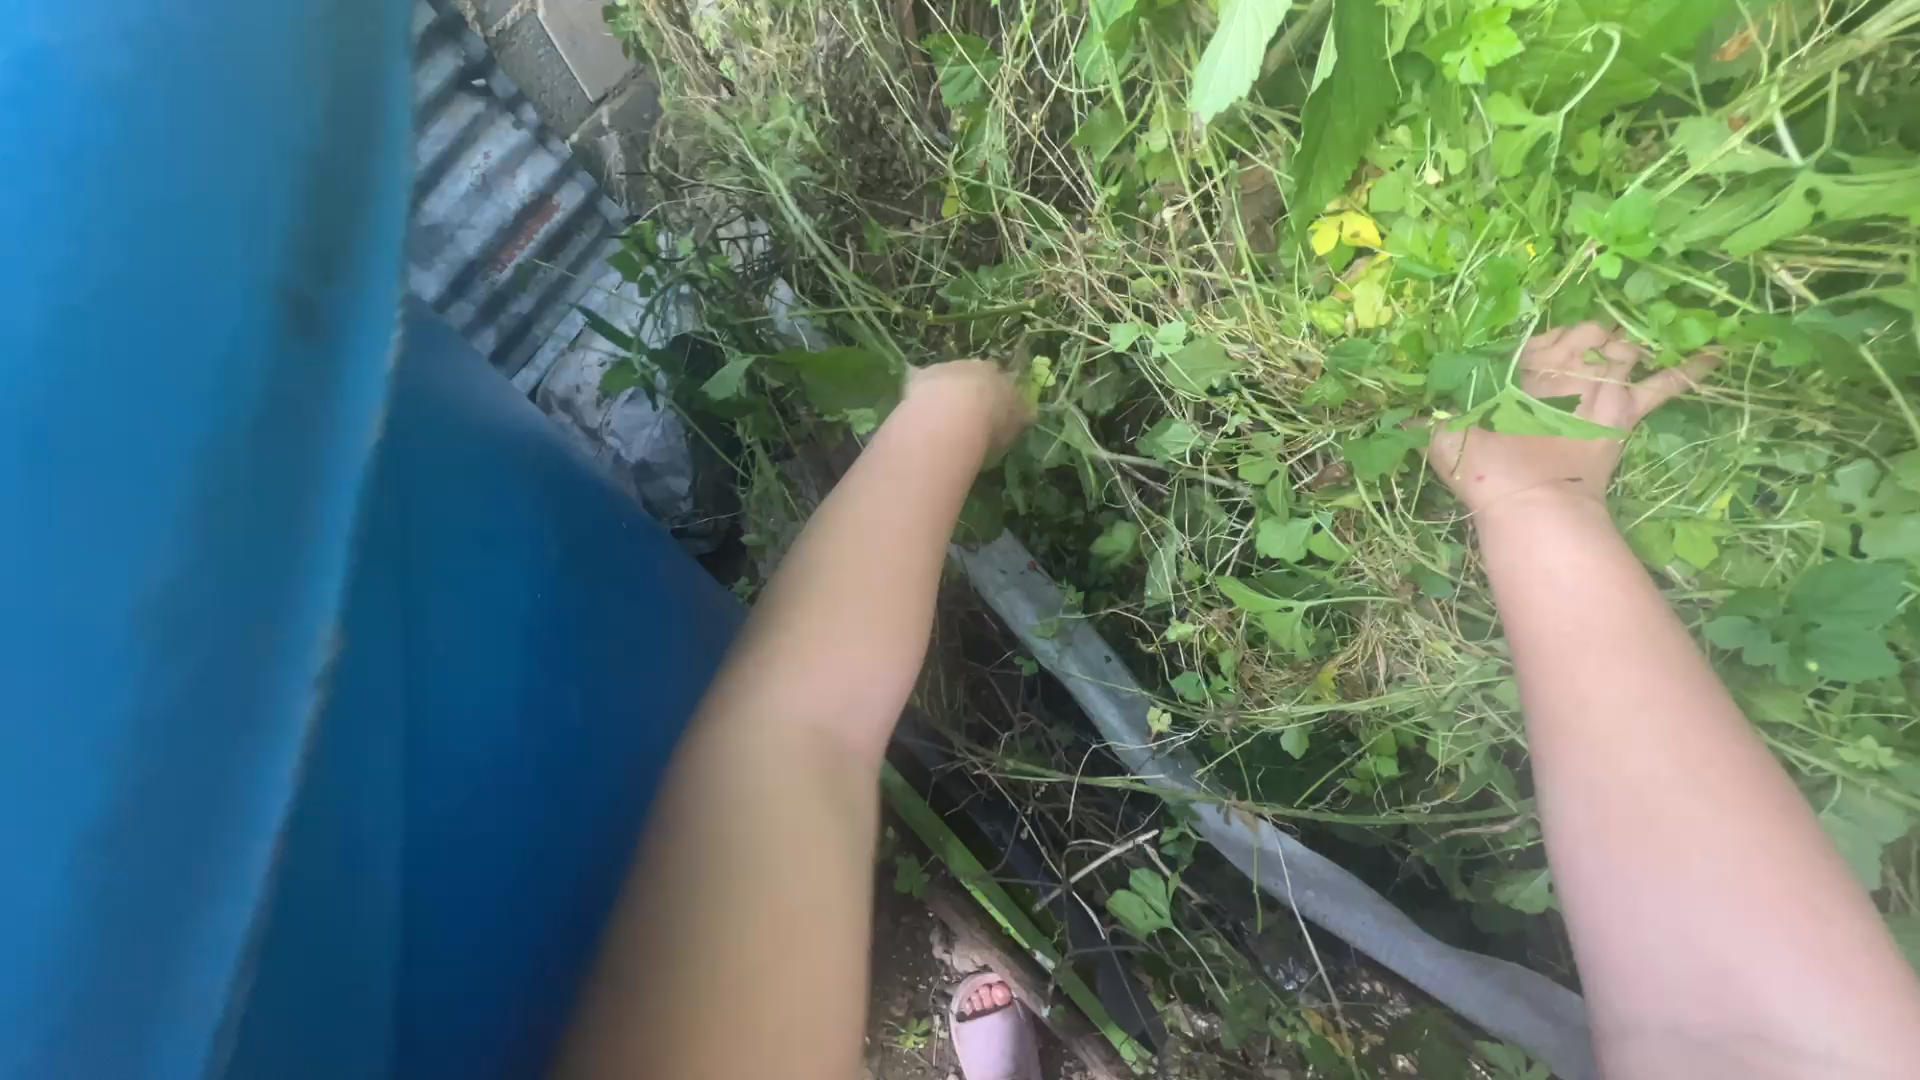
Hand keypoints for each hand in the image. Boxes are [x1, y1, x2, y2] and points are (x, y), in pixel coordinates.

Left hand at [903, 359, 1035, 456]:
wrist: (952, 416)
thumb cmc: (991, 425)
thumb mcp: (1015, 425)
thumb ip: (1021, 416)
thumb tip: (1028, 412)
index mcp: (1001, 376)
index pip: (1004, 379)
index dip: (999, 393)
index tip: (995, 408)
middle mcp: (974, 366)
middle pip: (975, 372)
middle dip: (972, 386)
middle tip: (969, 410)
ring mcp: (946, 368)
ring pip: (948, 374)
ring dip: (946, 389)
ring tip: (942, 414)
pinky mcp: (918, 376)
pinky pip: (919, 380)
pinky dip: (920, 391)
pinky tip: (918, 407)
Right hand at [1427, 322, 1715, 516]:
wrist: (1532, 503)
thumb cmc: (1486, 469)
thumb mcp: (1444, 441)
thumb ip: (1425, 423)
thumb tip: (1393, 419)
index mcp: (1526, 370)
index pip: (1546, 337)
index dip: (1543, 344)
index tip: (1530, 360)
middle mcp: (1570, 370)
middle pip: (1589, 336)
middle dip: (1584, 340)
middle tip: (1570, 359)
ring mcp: (1605, 391)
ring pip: (1624, 350)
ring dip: (1622, 348)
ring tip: (1618, 352)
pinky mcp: (1628, 416)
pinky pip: (1665, 385)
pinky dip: (1692, 368)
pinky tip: (1717, 351)